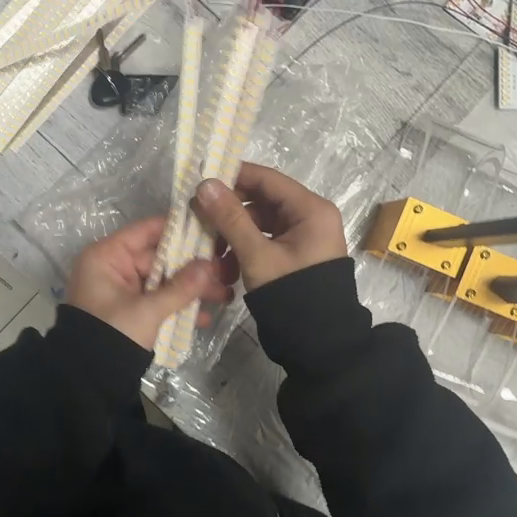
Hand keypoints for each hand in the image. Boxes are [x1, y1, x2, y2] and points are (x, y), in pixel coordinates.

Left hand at [66, 216, 231, 348]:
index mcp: (107, 256)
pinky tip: (205, 317)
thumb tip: (210, 265)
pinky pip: (157, 301)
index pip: (147, 230)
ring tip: (224, 296)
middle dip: (193, 268)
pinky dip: (177, 308)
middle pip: (160, 258)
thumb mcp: (148, 310)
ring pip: (162, 282)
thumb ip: (181, 287)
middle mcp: (114, 267)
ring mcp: (122, 290)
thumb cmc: (112, 333)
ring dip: (191, 290)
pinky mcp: (129, 311)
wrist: (87, 379)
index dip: (179, 229)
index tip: (211, 228)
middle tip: (226, 271)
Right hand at [193, 163, 346, 291]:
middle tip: (199, 218)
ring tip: (211, 250)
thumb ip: (230, 218)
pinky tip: (225, 264)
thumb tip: (205, 185)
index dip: (233, 176)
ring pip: (260, 223)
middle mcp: (311, 216)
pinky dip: (245, 247)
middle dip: (230, 211)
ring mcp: (304, 236)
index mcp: (311, 209)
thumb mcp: (256, 255)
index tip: (201, 181)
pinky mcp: (296, 253)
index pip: (267, 179)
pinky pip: (265, 240)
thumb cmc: (291, 292)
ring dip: (234, 233)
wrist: (317, 340)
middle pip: (262, 201)